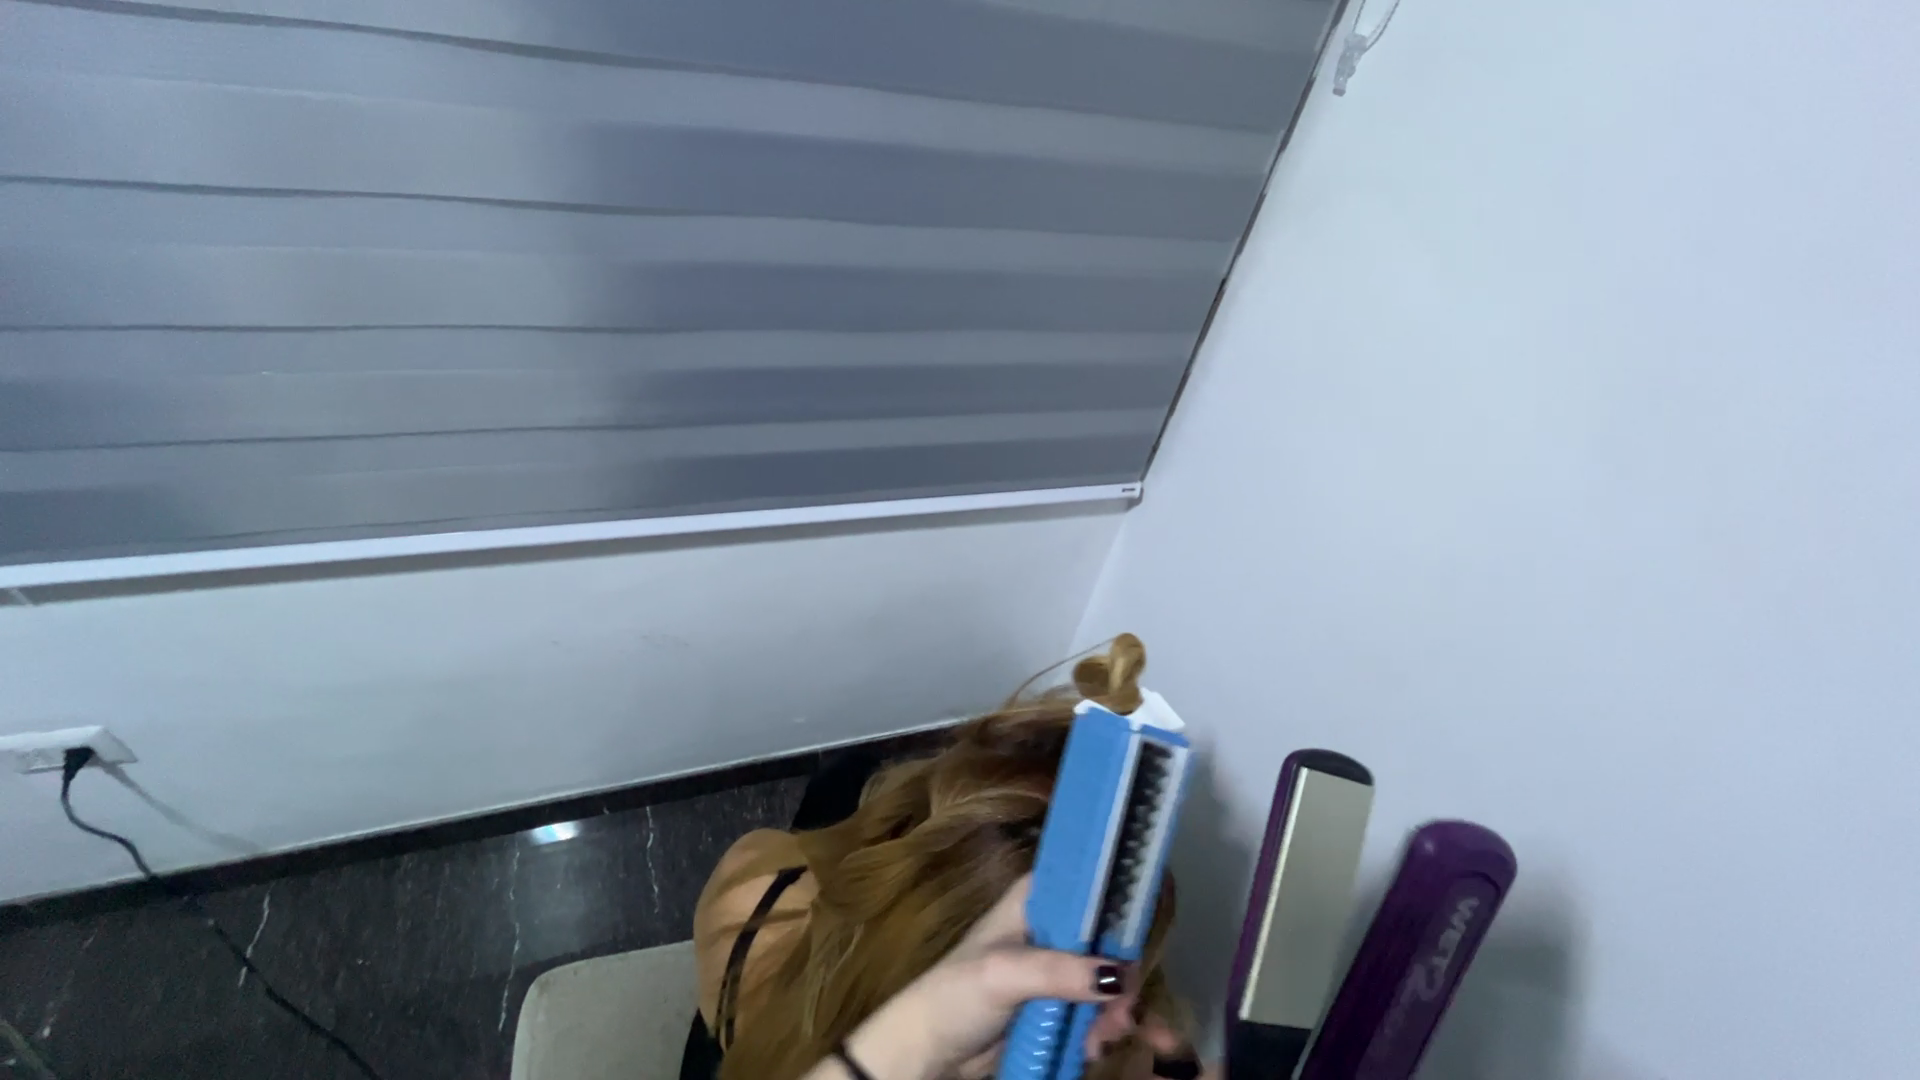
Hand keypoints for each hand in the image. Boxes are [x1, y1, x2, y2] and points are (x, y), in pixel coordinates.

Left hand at [823, 876, 1181, 1079]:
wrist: (931, 1052)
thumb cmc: (957, 994)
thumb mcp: (1004, 975)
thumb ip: (1060, 971)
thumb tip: (1119, 975)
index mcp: (1036, 899)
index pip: (1090, 886)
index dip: (1119, 909)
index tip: (1136, 945)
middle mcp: (1052, 926)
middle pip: (1107, 938)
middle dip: (1121, 977)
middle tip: (1121, 1012)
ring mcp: (1057, 968)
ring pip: (1107, 979)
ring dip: (1115, 1011)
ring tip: (1103, 1039)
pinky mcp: (1058, 1005)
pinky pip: (1097, 1010)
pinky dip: (1105, 1028)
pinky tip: (1097, 1047)